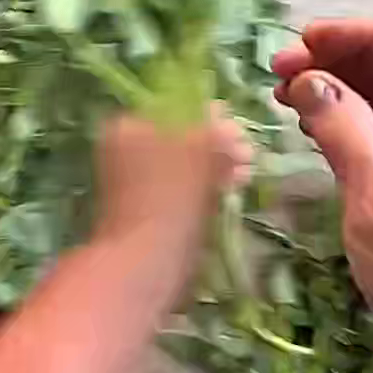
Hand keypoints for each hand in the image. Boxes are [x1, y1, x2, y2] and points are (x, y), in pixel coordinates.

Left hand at [91, 108, 250, 247]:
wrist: (147, 261)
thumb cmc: (169, 197)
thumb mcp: (197, 152)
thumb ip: (211, 131)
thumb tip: (220, 111)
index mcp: (126, 127)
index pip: (172, 111)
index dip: (207, 118)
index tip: (237, 129)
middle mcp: (124, 151)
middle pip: (179, 138)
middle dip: (216, 145)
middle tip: (247, 154)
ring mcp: (135, 182)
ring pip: (183, 165)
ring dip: (216, 166)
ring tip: (245, 174)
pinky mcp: (148, 209)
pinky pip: (181, 188)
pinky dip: (205, 187)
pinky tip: (234, 187)